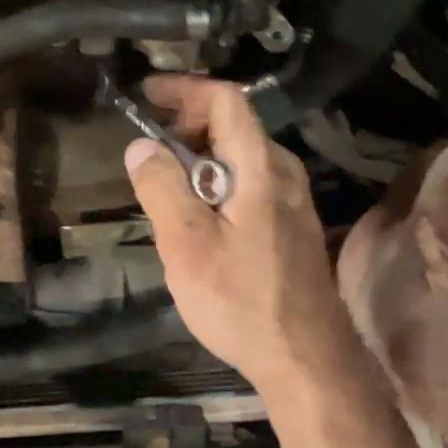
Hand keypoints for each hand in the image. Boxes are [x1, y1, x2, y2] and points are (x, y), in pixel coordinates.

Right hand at [123, 75, 358, 393]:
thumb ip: (161, 187)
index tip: (146, 93)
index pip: (226, 100)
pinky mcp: (292, 228)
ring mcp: (294, 201)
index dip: (185, 89)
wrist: (306, 359)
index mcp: (261, 167)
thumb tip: (141, 145)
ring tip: (165, 176)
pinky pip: (251, 183)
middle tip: (148, 140)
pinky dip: (218, 179)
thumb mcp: (186, 244)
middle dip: (188, 121)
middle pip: (235, 124)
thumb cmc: (241, 299)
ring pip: (243, 156)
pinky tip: (197, 213)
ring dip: (201, 153)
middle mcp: (284, 173)